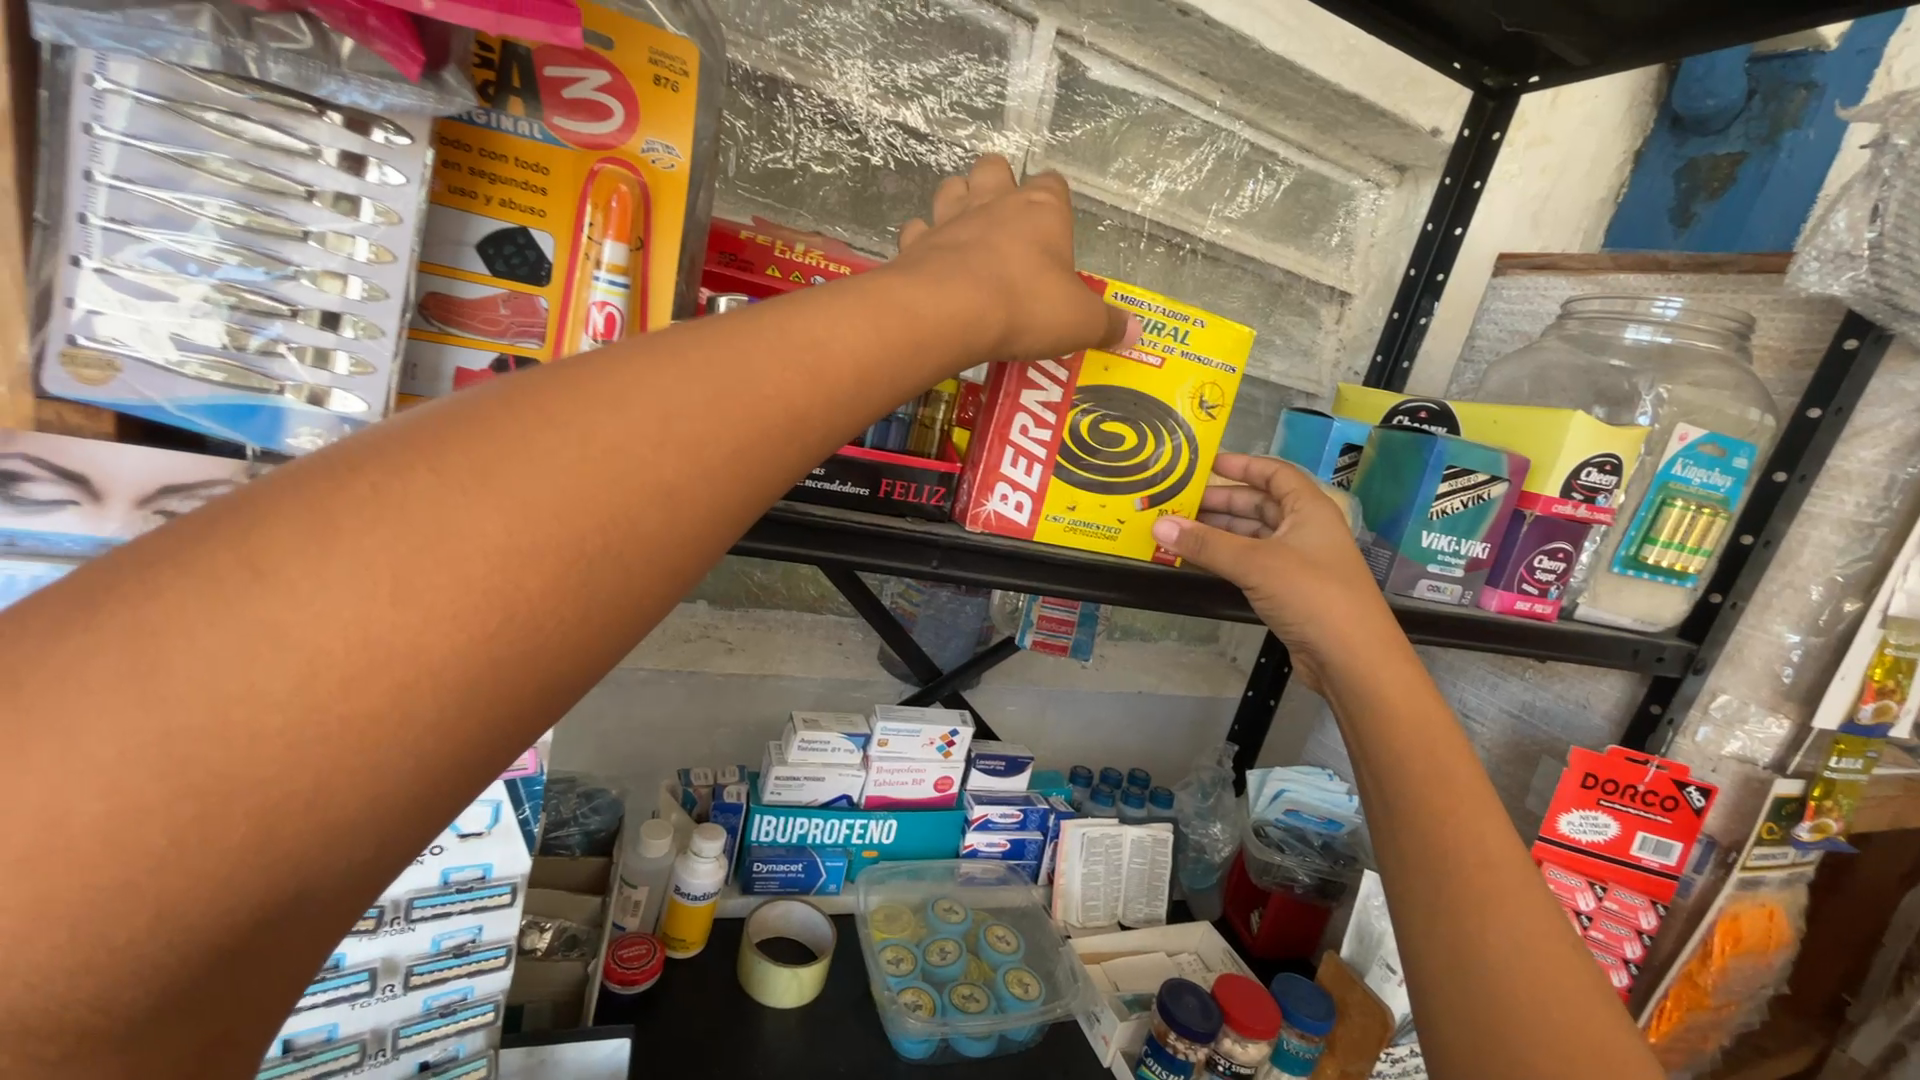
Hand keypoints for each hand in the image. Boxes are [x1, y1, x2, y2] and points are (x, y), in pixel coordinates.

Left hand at [895, 154, 1138, 361]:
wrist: (951, 311)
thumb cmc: (1026, 306)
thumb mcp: (1079, 322)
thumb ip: (1106, 324)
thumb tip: (1134, 331)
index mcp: (1042, 211)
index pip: (1053, 184)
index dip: (1053, 200)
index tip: (1054, 225)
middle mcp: (995, 204)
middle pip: (995, 168)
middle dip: (997, 184)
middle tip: (1002, 218)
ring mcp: (950, 220)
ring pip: (951, 188)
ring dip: (956, 203)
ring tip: (964, 233)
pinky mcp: (916, 246)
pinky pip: (916, 231)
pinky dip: (921, 242)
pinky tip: (928, 261)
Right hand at [1149, 453, 1399, 692]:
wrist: (1352, 658)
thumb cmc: (1312, 595)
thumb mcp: (1255, 564)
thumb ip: (1206, 544)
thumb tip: (1159, 525)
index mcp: (1309, 509)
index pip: (1275, 473)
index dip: (1243, 465)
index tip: (1207, 465)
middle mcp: (1306, 530)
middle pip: (1260, 505)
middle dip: (1221, 502)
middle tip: (1179, 502)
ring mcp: (1298, 562)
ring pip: (1253, 536)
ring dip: (1219, 532)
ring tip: (1179, 530)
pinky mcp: (1289, 591)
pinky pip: (1251, 563)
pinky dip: (1225, 559)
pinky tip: (1197, 561)